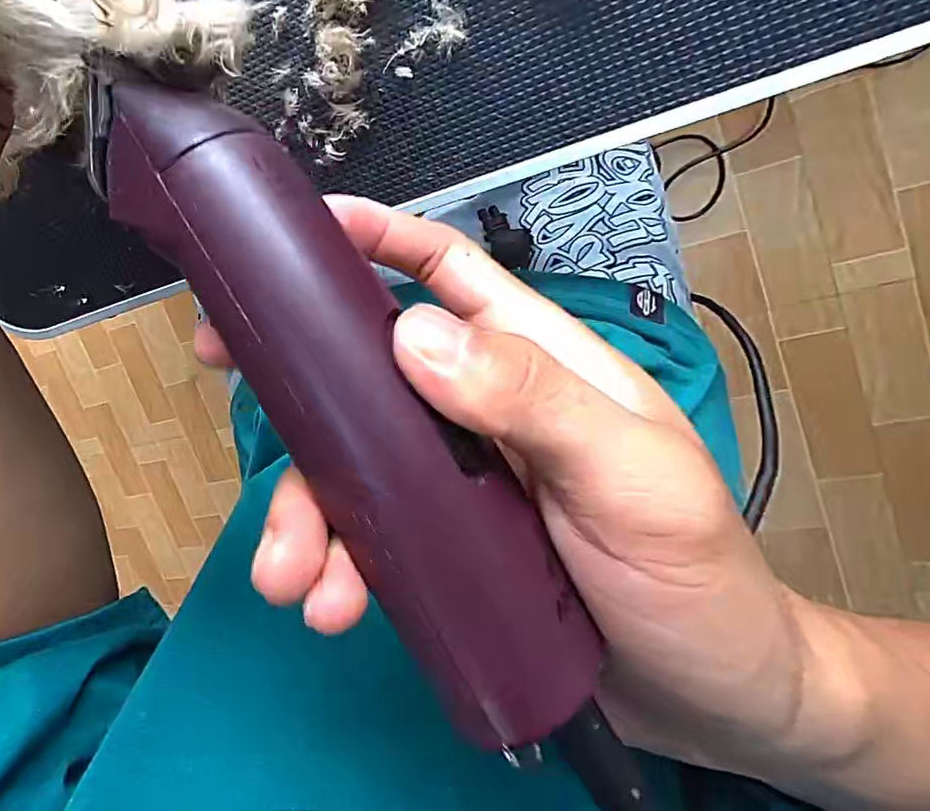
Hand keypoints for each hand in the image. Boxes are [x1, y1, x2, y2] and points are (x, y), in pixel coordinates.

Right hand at [195, 197, 837, 776]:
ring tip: (286, 571)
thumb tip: (411, 333)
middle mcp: (473, 401)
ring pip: (348, 457)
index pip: (443, 267)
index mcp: (525, 356)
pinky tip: (330, 603)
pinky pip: (362, 530)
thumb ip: (532, 398)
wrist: (709, 700)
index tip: (301, 229)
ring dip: (303, 504)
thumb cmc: (692, 574)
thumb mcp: (629, 476)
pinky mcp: (433, 539)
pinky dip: (334, 560)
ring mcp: (449, 472)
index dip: (375, 236)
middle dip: (294, 368)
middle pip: (364, 361)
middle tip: (219, 366)